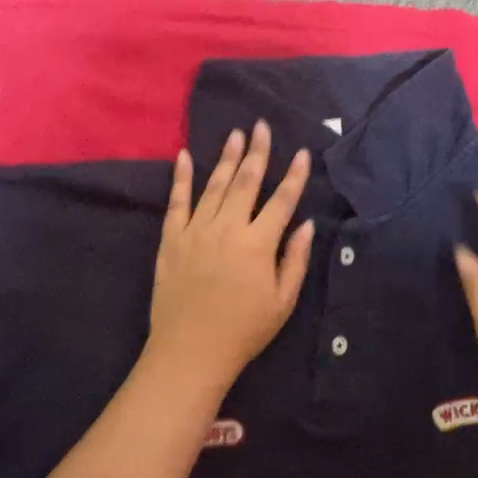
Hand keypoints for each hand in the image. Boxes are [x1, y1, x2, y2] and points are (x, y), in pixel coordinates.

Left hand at [146, 121, 315, 394]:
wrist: (190, 352)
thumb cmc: (244, 331)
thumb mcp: (282, 302)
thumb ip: (295, 260)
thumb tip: (306, 225)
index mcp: (258, 243)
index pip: (282, 200)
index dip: (295, 176)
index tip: (303, 153)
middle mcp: (228, 228)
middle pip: (247, 182)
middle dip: (258, 151)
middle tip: (262, 126)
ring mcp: (196, 231)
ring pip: (215, 186)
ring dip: (227, 158)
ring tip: (236, 134)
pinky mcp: (172, 240)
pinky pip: (177, 202)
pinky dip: (181, 178)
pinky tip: (185, 156)